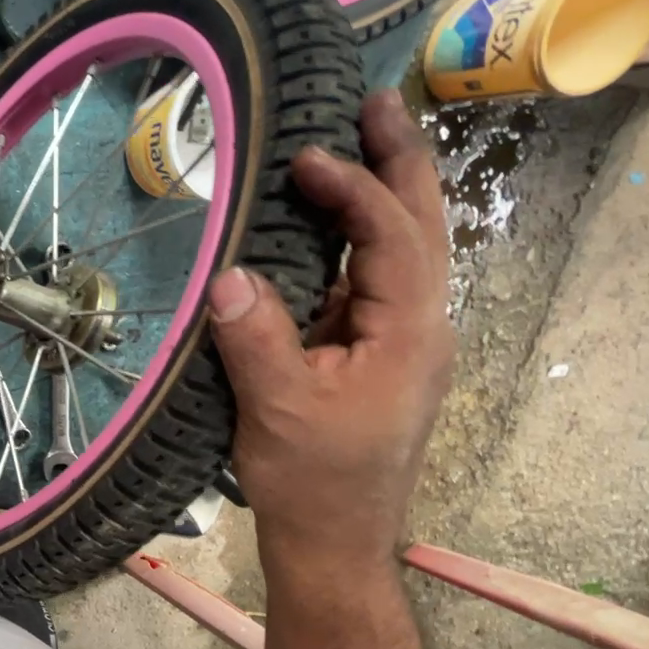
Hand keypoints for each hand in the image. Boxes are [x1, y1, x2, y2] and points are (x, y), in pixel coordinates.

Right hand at [209, 89, 453, 577]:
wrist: (331, 540)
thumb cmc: (312, 479)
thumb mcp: (278, 408)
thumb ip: (256, 338)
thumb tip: (228, 274)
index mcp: (409, 333)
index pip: (391, 239)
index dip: (353, 191)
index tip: (307, 158)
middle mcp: (417, 328)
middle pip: (420, 229)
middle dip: (398, 166)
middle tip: (375, 108)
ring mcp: (396, 345)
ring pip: (397, 257)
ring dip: (377, 202)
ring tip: (352, 155)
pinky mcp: (369, 363)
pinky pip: (363, 291)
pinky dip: (347, 251)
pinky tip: (320, 241)